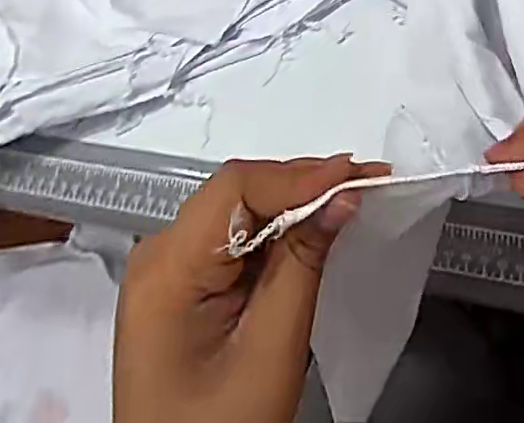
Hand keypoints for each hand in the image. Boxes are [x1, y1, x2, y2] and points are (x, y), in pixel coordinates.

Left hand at [114, 155, 388, 422]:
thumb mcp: (270, 350)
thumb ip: (303, 262)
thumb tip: (339, 197)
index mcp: (167, 267)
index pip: (235, 189)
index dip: (298, 175)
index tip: (351, 175)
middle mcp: (161, 253)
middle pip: (237, 191)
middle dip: (303, 181)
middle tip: (362, 178)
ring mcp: (170, 264)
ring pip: (240, 206)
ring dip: (296, 198)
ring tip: (348, 192)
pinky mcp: (187, 278)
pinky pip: (237, 232)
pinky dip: (279, 224)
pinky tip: (313, 221)